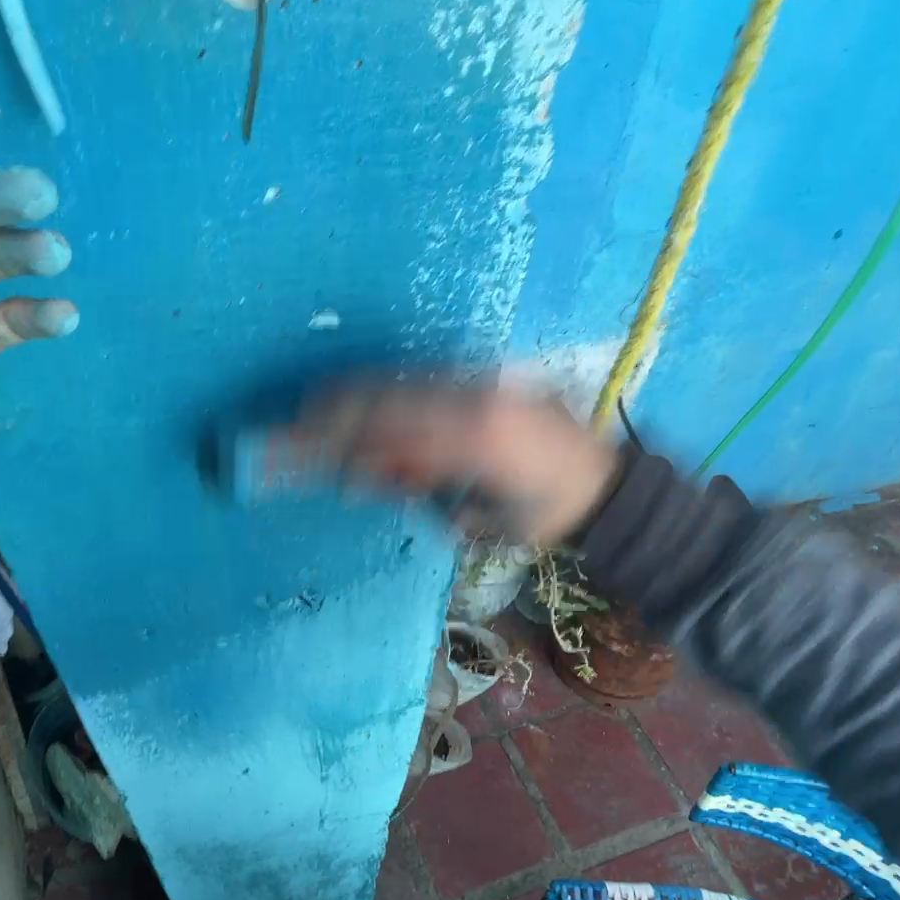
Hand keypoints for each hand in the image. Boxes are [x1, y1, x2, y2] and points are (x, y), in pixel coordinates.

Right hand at [283, 384, 620, 543]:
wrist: (607, 482)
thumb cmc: (544, 514)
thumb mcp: (484, 521)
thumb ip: (423, 491)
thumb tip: (363, 472)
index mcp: (474, 438)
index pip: (388, 432)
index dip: (338, 440)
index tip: (299, 447)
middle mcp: (475, 398)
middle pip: (386, 400)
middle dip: (333, 414)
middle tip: (292, 431)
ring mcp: (483, 382)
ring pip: (403, 383)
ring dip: (356, 398)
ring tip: (318, 411)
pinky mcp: (489, 378)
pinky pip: (427, 381)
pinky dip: (390, 393)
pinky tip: (367, 402)